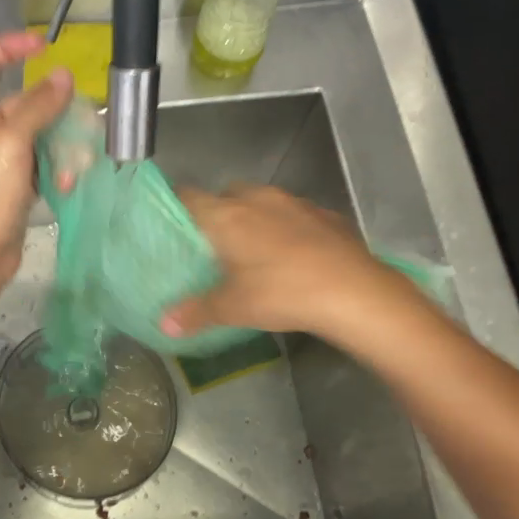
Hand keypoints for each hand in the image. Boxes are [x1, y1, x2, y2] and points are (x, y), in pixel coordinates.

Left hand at [0, 32, 71, 294]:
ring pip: (40, 133)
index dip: (9, 47)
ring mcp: (0, 159)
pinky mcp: (16, 184)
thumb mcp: (9, 145)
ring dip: (61, 144)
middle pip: (23, 101)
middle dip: (54, 110)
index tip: (43, 45)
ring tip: (74, 165)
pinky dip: (57, 169)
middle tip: (83, 118)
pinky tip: (66, 185)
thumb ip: (37, 106)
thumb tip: (63, 76)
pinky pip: (44, 162)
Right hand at [161, 184, 414, 338]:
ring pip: (264, 201)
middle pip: (227, 193)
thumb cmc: (281, 293)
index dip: (176, 206)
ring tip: (255, 250)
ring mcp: (296, 204)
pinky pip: (296, 215)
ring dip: (256, 218)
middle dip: (219, 212)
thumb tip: (162, 325)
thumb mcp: (233, 308)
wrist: (356, 292)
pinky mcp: (328, 215)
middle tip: (214, 245)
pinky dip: (289, 228)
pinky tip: (295, 255)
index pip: (188, 195)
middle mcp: (258, 199)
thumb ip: (195, 312)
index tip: (171, 224)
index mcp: (226, 215)